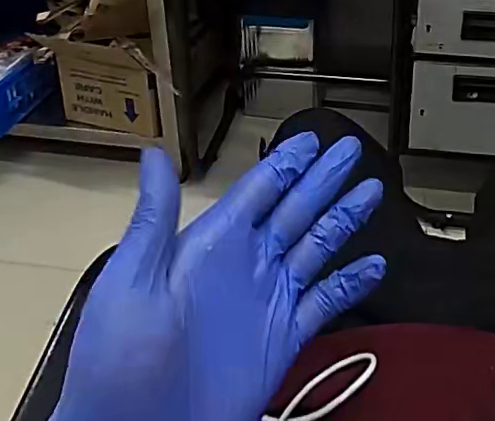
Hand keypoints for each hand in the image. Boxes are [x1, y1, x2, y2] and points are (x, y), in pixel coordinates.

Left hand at [49, 134, 385, 420]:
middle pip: (296, 207)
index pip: (260, 187)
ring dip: (345, 218)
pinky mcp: (283, 340)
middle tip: (350, 149)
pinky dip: (351, 283)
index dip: (288, 160)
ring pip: (317, 245)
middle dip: (324, 177)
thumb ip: (154, 214)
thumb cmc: (119, 356)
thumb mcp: (132, 277)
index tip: (312, 137)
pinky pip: (325, 304)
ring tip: (372, 191)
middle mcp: (248, 261)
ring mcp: (268, 299)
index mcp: (215, 241)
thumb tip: (154, 152)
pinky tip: (374, 265)